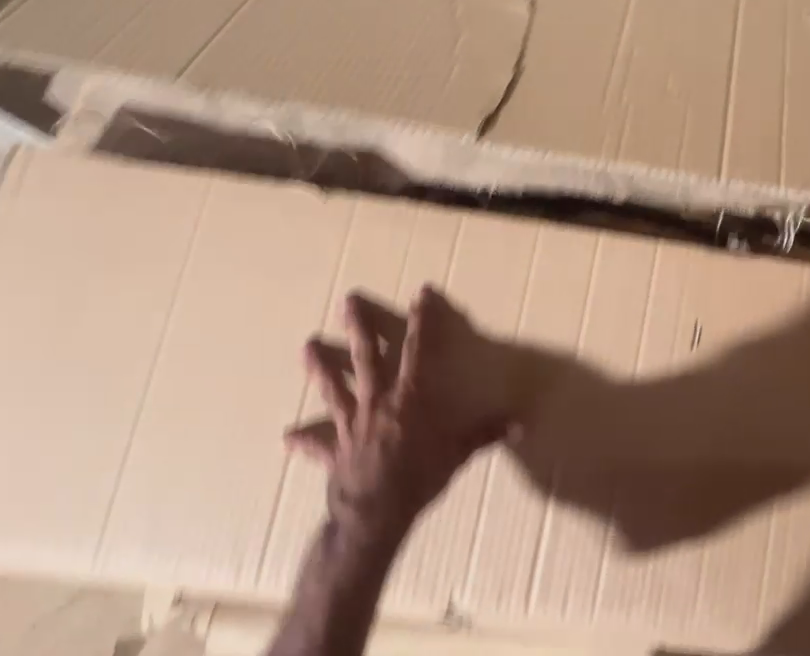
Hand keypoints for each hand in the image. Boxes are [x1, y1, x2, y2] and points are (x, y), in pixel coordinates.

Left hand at [286, 288, 511, 538]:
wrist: (374, 516)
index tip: (421, 294)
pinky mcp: (334, 450)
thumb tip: (520, 425)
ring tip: (307, 345)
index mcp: (409, 398)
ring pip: (333, 387)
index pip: (418, 351)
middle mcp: (377, 402)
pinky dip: (304, 439)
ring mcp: (351, 424)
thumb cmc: (419, 479)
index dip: (421, 321)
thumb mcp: (458, 455)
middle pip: (365, 357)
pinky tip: (289, 436)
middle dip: (359, 326)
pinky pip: (316, 443)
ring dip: (320, 366)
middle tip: (349, 299)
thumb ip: (485, 435)